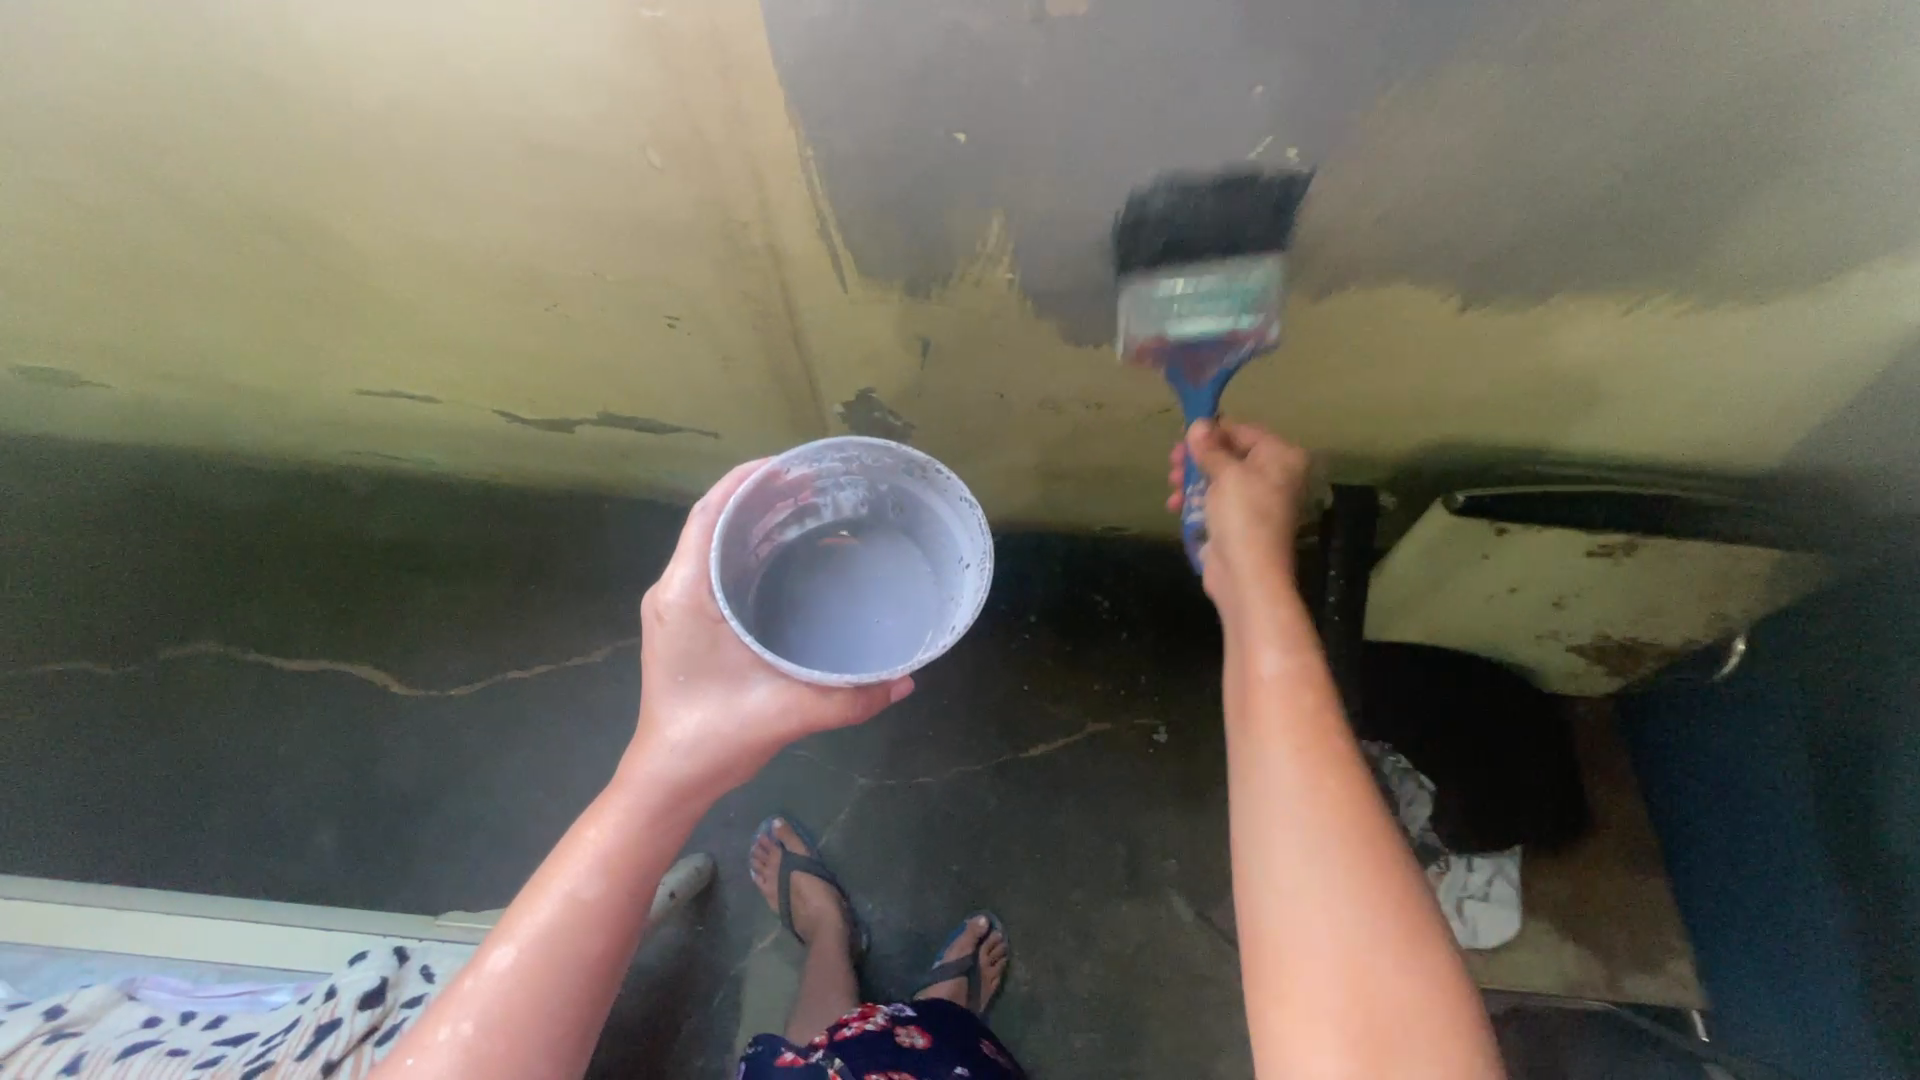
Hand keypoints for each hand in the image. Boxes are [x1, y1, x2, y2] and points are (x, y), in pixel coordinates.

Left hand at [625, 459, 913, 801]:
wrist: (670, 777)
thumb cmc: (716, 736)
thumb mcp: (789, 713)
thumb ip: (852, 698)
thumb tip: (907, 680)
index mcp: (688, 593)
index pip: (709, 514)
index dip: (745, 480)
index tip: (790, 465)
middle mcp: (676, 590)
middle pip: (715, 522)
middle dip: (762, 498)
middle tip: (816, 488)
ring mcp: (678, 607)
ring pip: (715, 545)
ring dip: (757, 525)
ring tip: (809, 514)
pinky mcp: (687, 623)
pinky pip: (717, 569)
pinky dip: (752, 553)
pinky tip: (791, 562)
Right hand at [1167, 419, 1311, 613]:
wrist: (1247, 573)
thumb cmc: (1243, 514)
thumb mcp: (1225, 473)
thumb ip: (1210, 447)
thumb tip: (1197, 423)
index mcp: (1281, 457)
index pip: (1243, 431)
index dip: (1212, 432)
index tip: (1182, 436)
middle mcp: (1274, 475)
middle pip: (1229, 454)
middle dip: (1198, 458)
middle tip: (1173, 463)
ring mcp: (1256, 500)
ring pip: (1218, 478)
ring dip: (1191, 479)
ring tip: (1173, 486)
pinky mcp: (1238, 521)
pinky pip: (1214, 501)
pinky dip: (1195, 499)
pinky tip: (1176, 505)